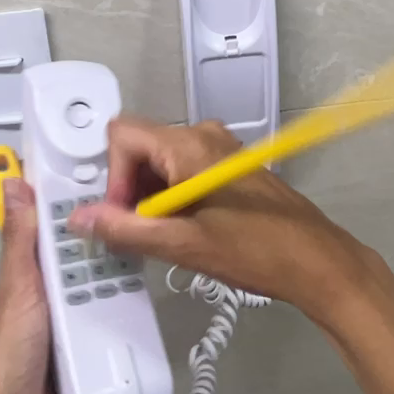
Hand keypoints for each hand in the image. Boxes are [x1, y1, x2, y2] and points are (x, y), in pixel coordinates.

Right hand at [68, 118, 372, 323]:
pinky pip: (183, 168)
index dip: (112, 177)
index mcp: (188, 144)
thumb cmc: (252, 249)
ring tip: (167, 238)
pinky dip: (172, 196)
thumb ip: (125, 229)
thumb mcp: (182, 244)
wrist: (314, 259)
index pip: (122, 135)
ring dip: (151, 197)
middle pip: (140, 147)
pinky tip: (186, 230)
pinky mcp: (228, 164)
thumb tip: (79, 219)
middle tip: (141, 234)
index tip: (123, 217)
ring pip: (160, 161)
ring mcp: (218, 147)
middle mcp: (202, 134)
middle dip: (129, 190)